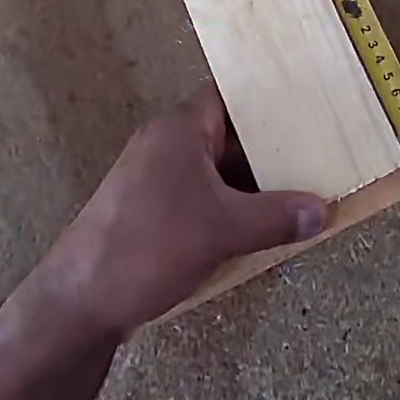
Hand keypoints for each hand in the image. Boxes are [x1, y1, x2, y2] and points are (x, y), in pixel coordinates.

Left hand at [34, 84, 328, 338]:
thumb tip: (323, 210)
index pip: (229, 94)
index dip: (266, 98)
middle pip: (227, 132)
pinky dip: (230, 202)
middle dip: (268, 147)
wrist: (77, 304)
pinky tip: (259, 222)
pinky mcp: (152, 208)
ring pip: (216, 167)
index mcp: (180, 130)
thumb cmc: (149, 246)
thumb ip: (277, 217)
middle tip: (312, 153)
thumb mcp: (223, 230)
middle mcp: (167, 144)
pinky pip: (203, 192)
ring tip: (296, 188)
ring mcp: (157, 177)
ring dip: (250, 181)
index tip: (304, 108)